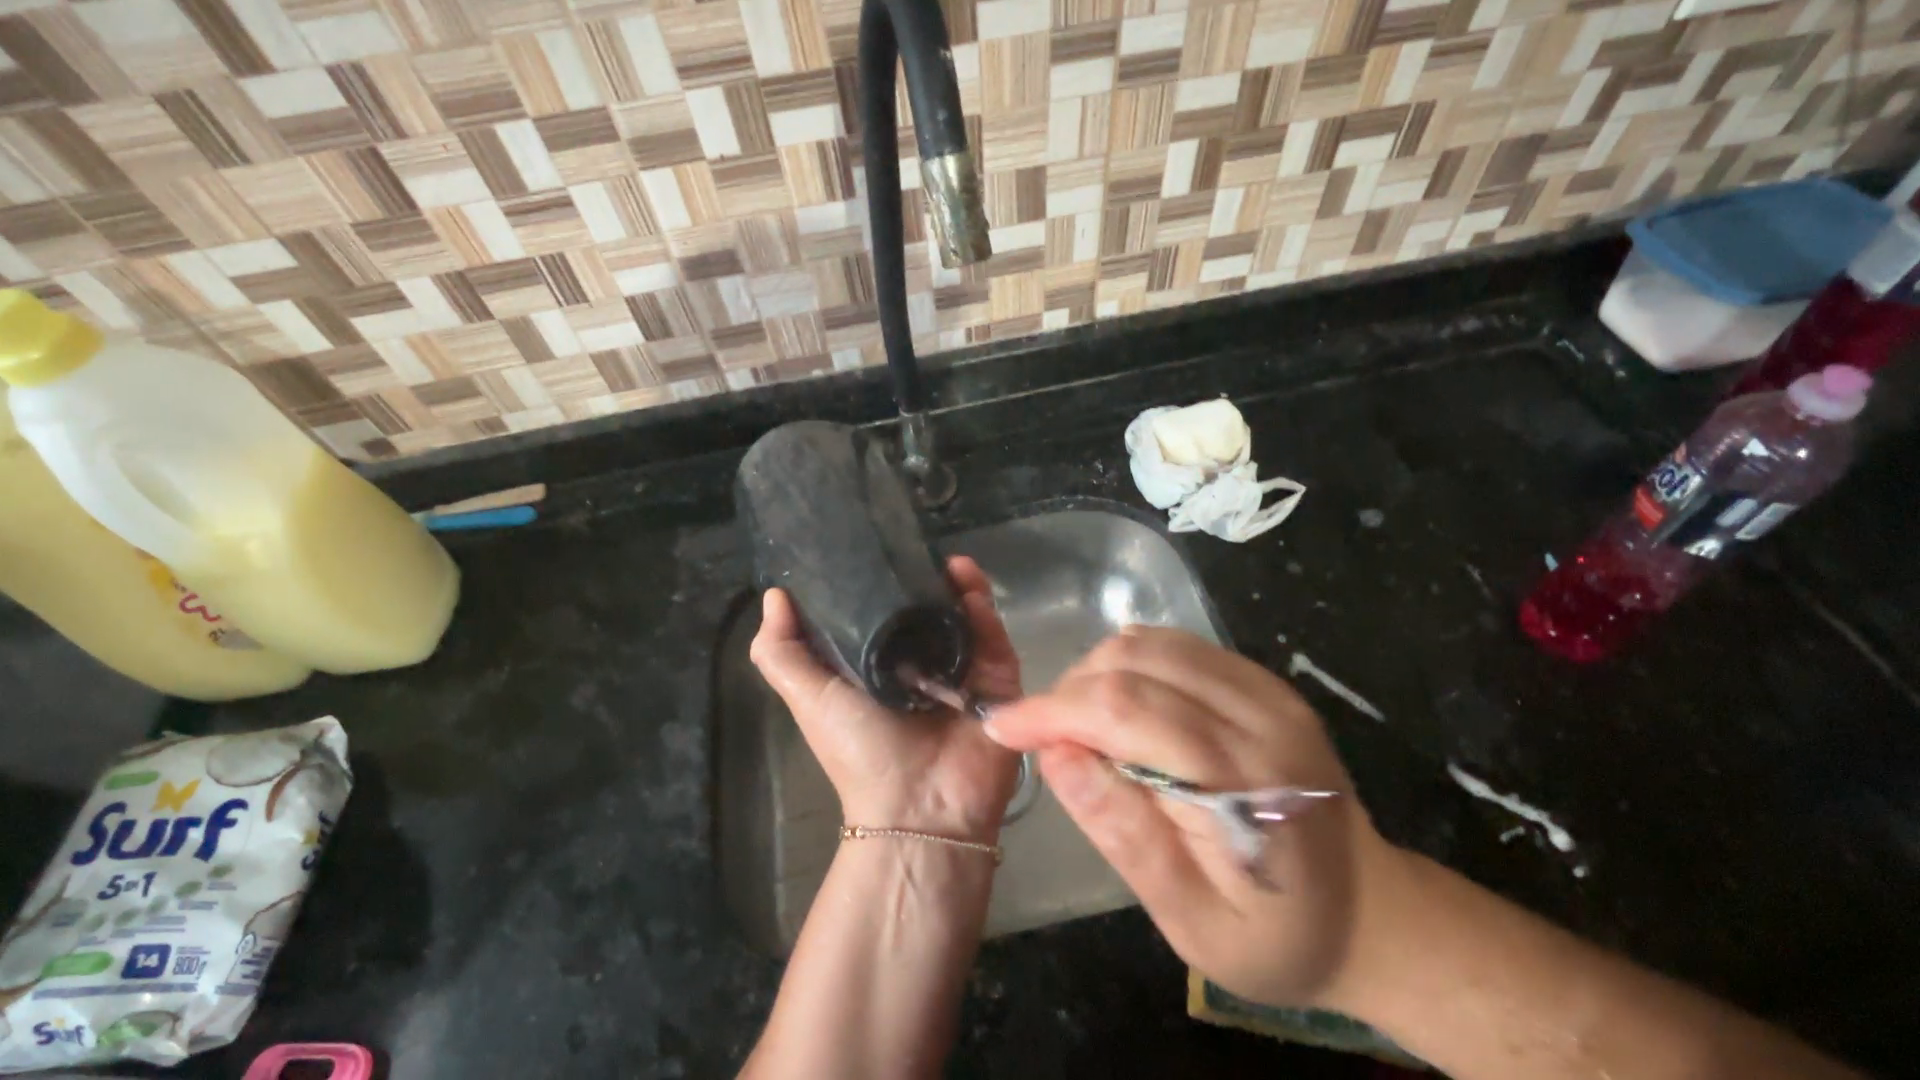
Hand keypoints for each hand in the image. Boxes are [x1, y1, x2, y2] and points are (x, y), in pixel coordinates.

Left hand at [750, 556, 1021, 840]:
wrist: (919, 807)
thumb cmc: (859, 751)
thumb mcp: (808, 698)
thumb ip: (782, 653)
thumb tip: (775, 595)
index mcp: (877, 671)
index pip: (879, 617)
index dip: (876, 584)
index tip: (871, 547)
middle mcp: (921, 667)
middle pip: (925, 612)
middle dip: (922, 579)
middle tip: (914, 547)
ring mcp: (962, 672)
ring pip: (962, 617)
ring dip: (956, 585)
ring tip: (946, 559)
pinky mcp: (996, 680)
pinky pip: (993, 635)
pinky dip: (982, 605)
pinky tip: (967, 579)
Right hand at [982, 626, 1402, 1007]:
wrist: (1374, 916)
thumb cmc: (1277, 936)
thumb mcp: (1192, 922)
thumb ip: (1126, 835)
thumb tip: (1056, 755)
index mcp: (1242, 779)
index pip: (1126, 709)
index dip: (1052, 710)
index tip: (1002, 728)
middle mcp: (1261, 716)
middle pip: (1135, 662)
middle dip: (1069, 692)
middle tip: (1045, 740)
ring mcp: (1270, 692)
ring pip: (1154, 642)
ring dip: (1098, 674)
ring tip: (1081, 727)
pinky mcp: (1268, 684)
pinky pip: (1181, 647)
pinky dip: (1132, 666)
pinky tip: (1124, 710)